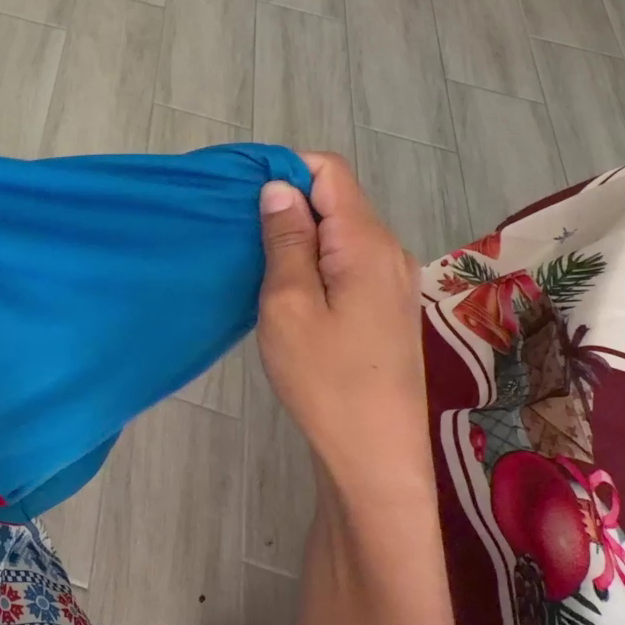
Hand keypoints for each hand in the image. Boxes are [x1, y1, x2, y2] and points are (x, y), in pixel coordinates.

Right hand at [256, 152, 432, 505]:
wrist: (374, 456)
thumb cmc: (324, 377)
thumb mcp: (288, 303)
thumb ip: (286, 239)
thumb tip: (278, 186)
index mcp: (366, 243)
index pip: (329, 170)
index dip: (283, 168)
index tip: (239, 191)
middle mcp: (388, 252)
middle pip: (334, 198)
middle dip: (284, 200)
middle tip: (235, 228)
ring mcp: (390, 280)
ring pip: (337, 230)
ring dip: (295, 232)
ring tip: (251, 256)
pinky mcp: (383, 306)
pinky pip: (343, 259)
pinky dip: (310, 257)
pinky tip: (282, 284)